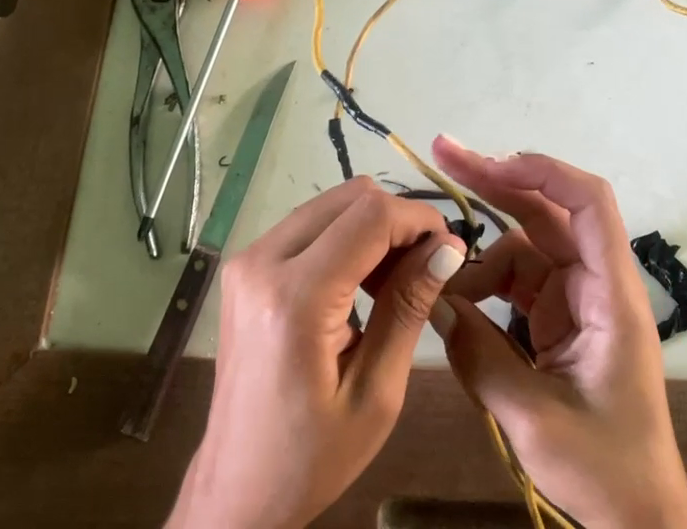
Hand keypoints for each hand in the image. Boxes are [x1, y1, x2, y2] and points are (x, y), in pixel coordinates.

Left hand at [167, 177, 466, 528]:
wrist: (236, 488)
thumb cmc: (311, 457)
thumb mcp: (376, 392)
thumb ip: (408, 307)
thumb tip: (447, 247)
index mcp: (294, 299)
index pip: (371, 216)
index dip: (420, 221)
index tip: (451, 250)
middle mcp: (261, 263)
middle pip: (349, 197)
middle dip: (397, 221)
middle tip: (425, 269)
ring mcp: (246, 262)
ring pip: (329, 205)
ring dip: (371, 227)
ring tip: (395, 282)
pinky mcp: (244, 268)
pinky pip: (307, 226)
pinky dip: (344, 238)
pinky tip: (360, 284)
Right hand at [429, 136, 686, 528]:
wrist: (637, 515)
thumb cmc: (606, 468)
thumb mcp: (535, 418)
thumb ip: (480, 356)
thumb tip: (432, 301)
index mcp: (610, 296)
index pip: (588, 205)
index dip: (541, 171)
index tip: (485, 162)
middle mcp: (596, 285)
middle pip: (547, 213)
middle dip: (494, 183)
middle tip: (441, 154)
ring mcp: (577, 302)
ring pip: (522, 249)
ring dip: (478, 258)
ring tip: (434, 283)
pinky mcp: (558, 322)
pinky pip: (516, 284)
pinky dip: (483, 287)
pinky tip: (452, 305)